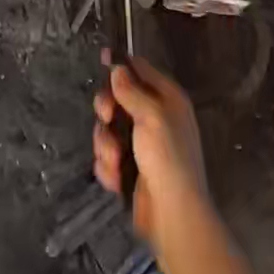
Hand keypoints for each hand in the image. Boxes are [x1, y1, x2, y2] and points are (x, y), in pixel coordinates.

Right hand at [93, 53, 211, 248]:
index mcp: (167, 100)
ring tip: (114, 160)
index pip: (141, 69)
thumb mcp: (152, 117)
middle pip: (116, 97)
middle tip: (106, 117)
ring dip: (105, 144)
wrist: (171, 215)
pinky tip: (115, 177)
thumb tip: (117, 68)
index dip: (121, 63)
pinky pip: (105, 153)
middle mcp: (153, 117)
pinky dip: (107, 165)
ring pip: (106, 127)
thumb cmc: (167, 158)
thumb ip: (131, 90)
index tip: (101, 58)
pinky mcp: (128, 166)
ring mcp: (140, 143)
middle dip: (106, 109)